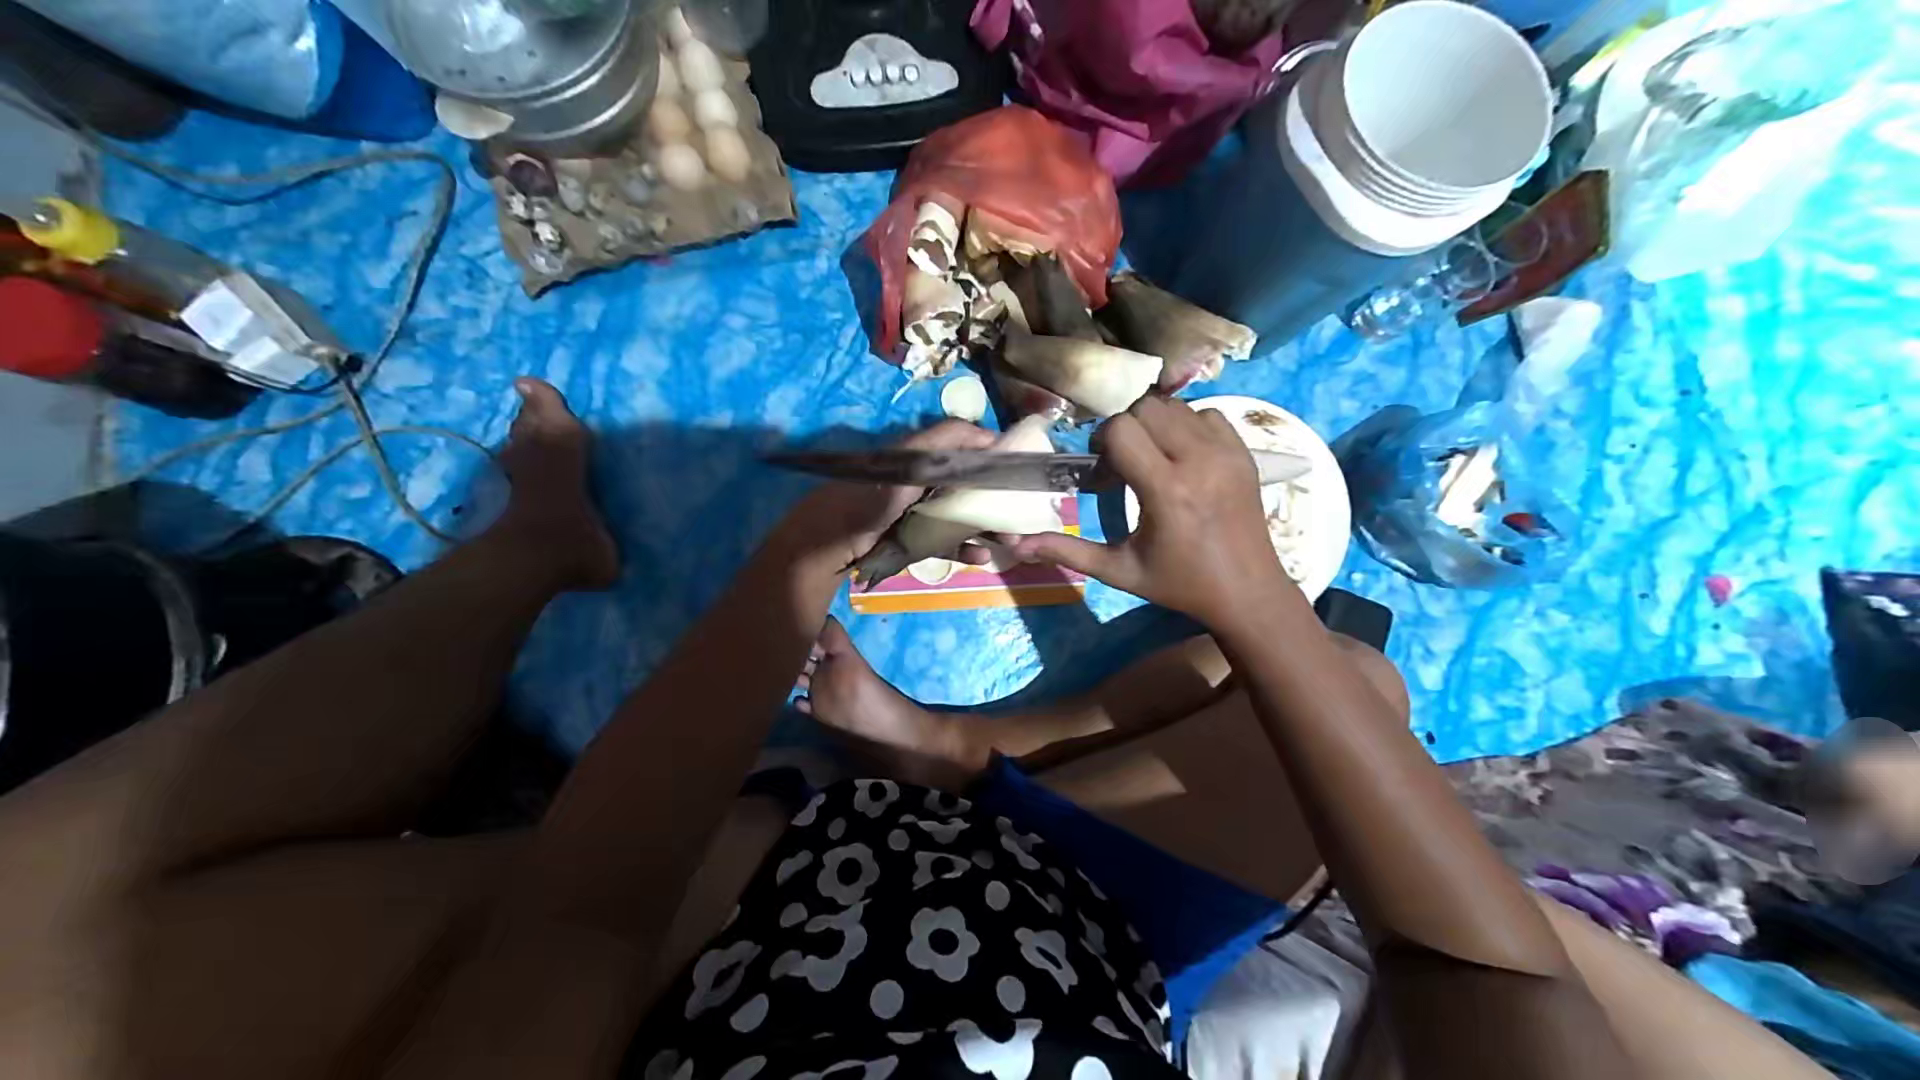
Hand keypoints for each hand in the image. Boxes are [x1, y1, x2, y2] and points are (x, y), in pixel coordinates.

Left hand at [783, 419, 997, 569]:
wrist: (817, 554)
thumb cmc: (859, 507)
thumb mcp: (901, 472)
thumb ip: (938, 448)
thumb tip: (985, 436)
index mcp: (913, 458)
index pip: (958, 442)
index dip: (988, 448)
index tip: (1017, 462)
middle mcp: (914, 480)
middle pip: (962, 482)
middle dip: (993, 497)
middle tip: (1019, 514)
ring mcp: (910, 511)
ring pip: (956, 514)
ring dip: (984, 526)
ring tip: (1009, 541)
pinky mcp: (905, 539)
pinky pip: (940, 540)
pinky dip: (961, 547)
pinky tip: (981, 558)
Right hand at [1010, 397, 1299, 633]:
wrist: (1248, 592)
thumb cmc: (1179, 584)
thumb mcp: (1119, 571)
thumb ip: (1068, 551)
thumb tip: (1016, 545)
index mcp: (1167, 491)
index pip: (1122, 430)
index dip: (1102, 444)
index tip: (1104, 473)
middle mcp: (1199, 461)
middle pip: (1146, 407)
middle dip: (1125, 429)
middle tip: (1123, 463)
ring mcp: (1227, 453)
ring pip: (1176, 406)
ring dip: (1153, 424)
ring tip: (1151, 458)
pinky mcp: (1245, 453)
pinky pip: (1207, 414)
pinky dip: (1186, 425)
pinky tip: (1180, 456)